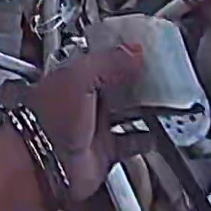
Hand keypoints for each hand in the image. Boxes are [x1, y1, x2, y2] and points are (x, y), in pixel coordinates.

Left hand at [26, 44, 146, 202]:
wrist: (45, 160)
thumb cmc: (51, 116)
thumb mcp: (80, 79)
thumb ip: (108, 64)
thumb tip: (134, 50)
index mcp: (74, 74)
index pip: (102, 57)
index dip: (121, 53)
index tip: (144, 50)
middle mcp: (85, 97)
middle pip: (116, 84)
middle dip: (136, 81)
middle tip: (161, 76)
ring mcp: (95, 123)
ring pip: (125, 111)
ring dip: (143, 108)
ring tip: (165, 101)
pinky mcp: (105, 149)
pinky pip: (130, 142)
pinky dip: (145, 139)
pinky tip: (156, 135)